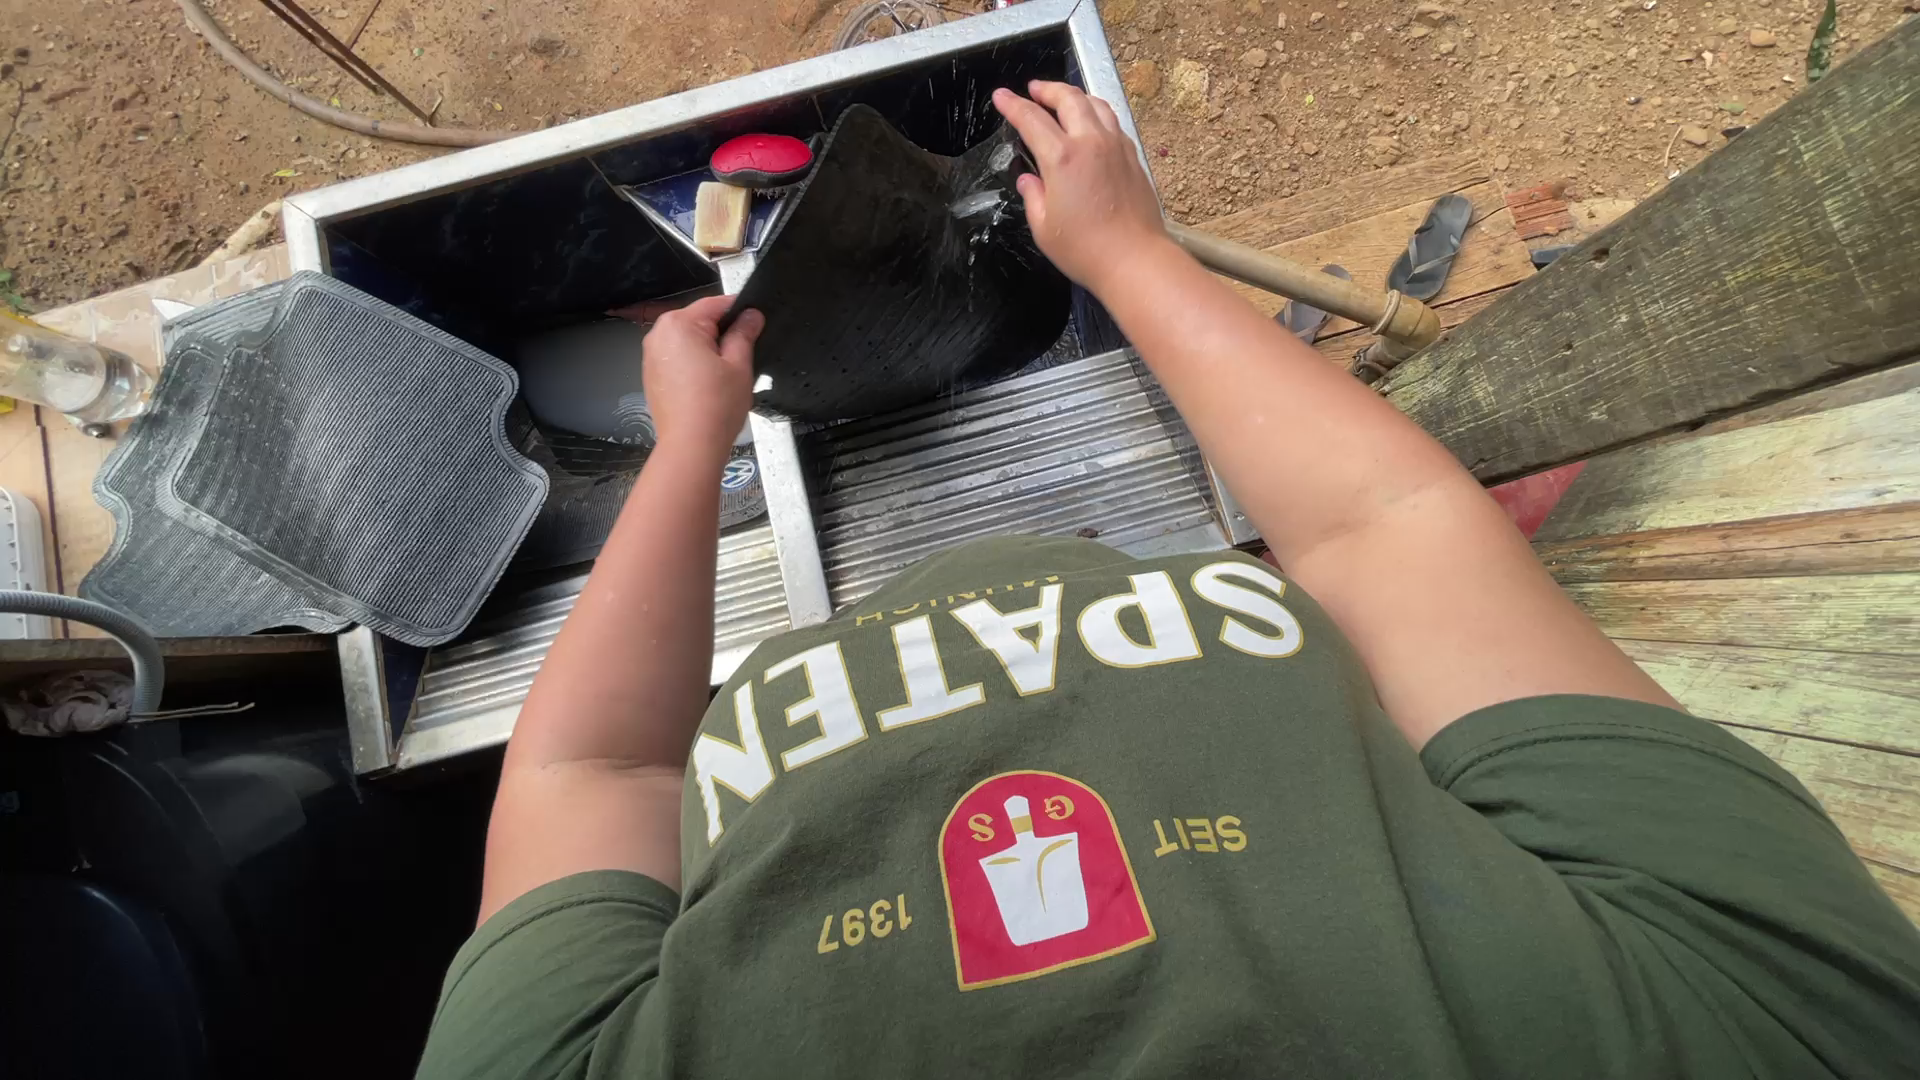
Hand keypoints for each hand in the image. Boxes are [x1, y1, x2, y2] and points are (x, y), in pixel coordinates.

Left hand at [641, 295, 762, 454]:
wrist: (691, 445)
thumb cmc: (715, 407)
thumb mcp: (740, 365)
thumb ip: (744, 334)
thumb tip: (751, 315)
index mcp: (679, 325)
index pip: (715, 304)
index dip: (740, 312)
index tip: (756, 323)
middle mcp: (658, 335)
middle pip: (700, 323)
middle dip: (722, 336)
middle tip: (742, 360)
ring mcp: (652, 356)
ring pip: (689, 343)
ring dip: (708, 353)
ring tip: (724, 379)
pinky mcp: (652, 376)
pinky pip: (679, 360)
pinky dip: (695, 367)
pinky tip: (709, 388)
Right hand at [991, 80, 1171, 293]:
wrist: (1133, 259)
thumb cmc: (1085, 250)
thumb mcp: (1044, 229)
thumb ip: (1032, 197)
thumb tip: (1028, 181)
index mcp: (1062, 158)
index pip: (1031, 120)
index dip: (1012, 105)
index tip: (1001, 96)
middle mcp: (1090, 142)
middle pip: (1068, 98)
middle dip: (1046, 89)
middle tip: (1033, 89)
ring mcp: (1115, 146)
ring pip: (1094, 104)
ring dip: (1074, 95)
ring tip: (1063, 99)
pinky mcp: (1132, 156)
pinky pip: (1112, 122)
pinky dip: (1096, 113)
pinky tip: (1091, 123)